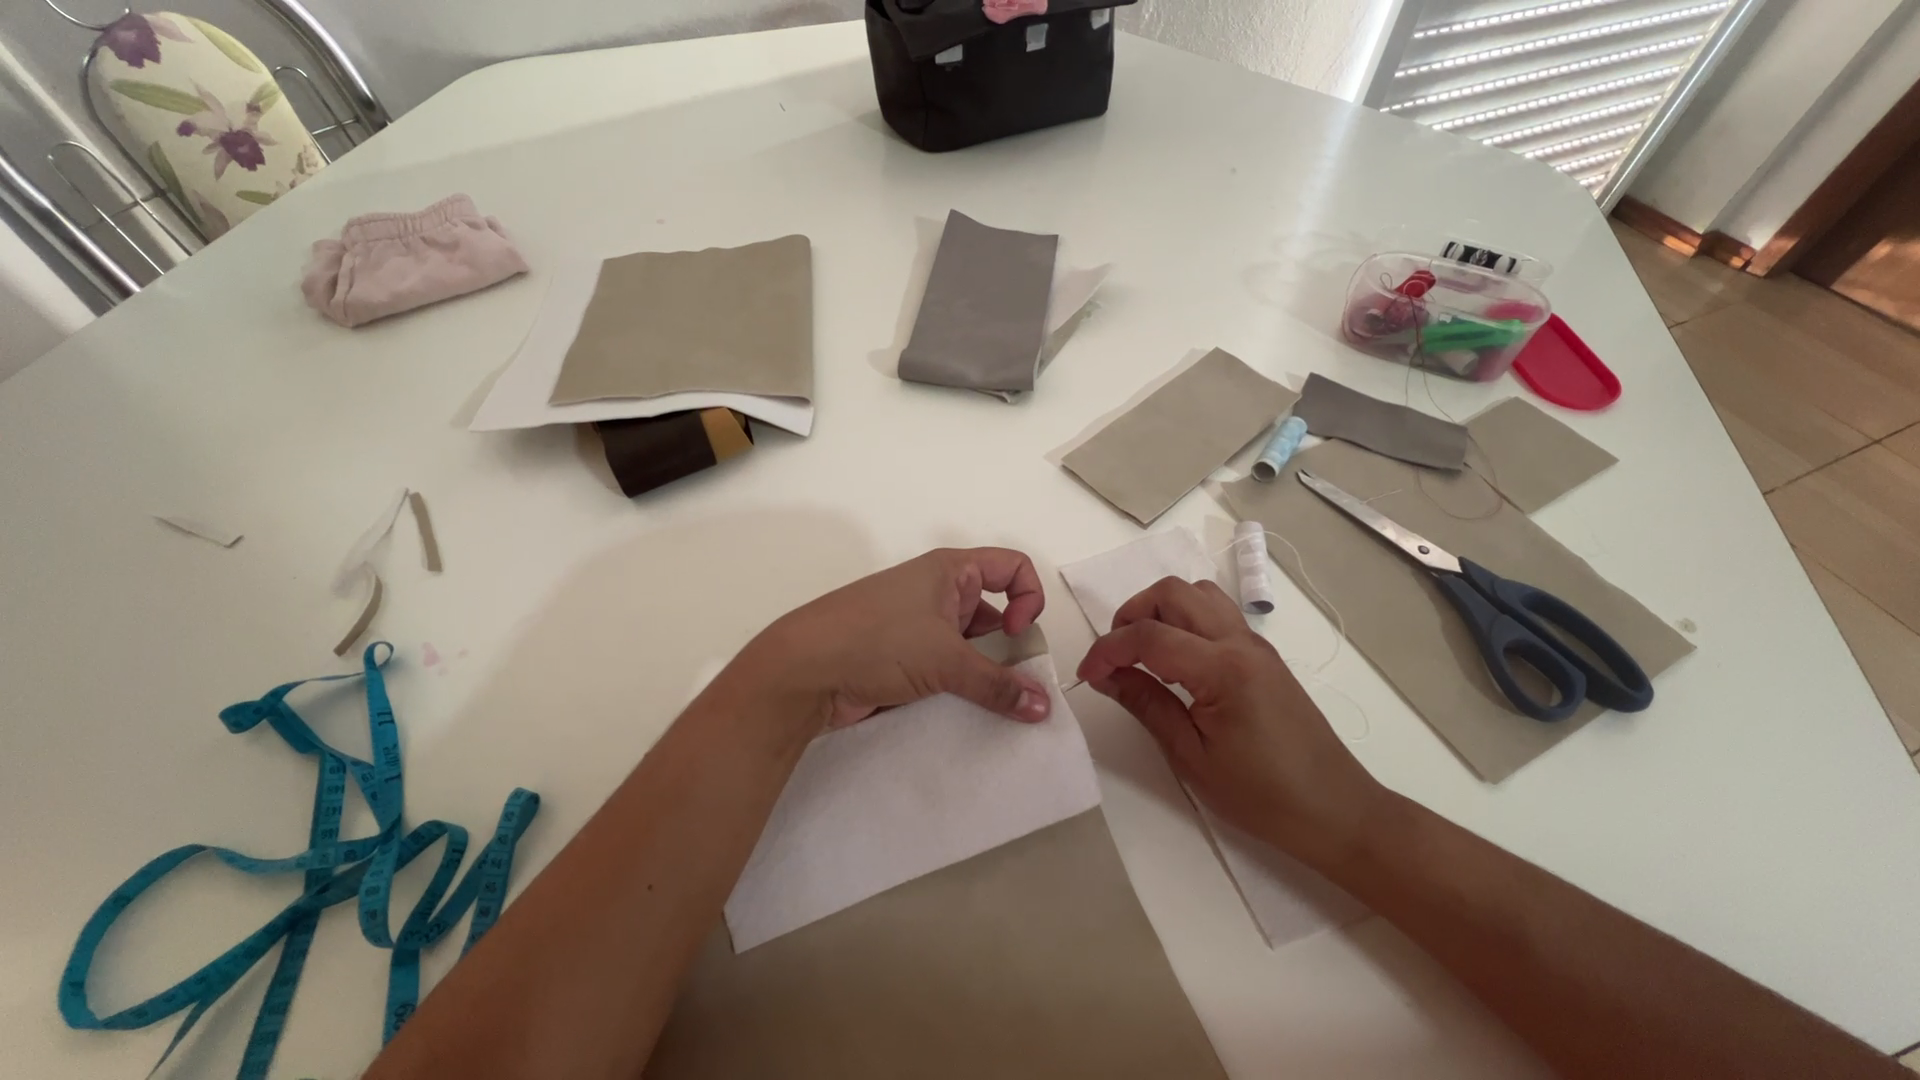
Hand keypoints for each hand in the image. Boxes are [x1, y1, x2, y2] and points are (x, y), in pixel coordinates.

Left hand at [724, 547, 1053, 735]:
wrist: (802, 672)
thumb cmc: (877, 641)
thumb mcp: (945, 660)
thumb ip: (998, 685)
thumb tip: (1042, 706)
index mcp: (950, 571)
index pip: (1012, 567)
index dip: (1028, 597)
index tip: (1016, 635)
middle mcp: (937, 593)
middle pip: (995, 612)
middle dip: (1009, 647)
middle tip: (1017, 686)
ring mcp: (918, 628)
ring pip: (969, 647)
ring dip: (984, 674)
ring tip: (995, 707)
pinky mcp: (902, 659)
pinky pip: (945, 670)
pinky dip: (960, 689)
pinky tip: (966, 715)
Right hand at [1077, 577, 1383, 864]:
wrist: (1335, 810)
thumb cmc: (1261, 795)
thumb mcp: (1191, 757)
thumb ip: (1146, 705)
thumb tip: (1106, 675)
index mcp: (1223, 669)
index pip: (1149, 636)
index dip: (1107, 650)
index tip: (1086, 675)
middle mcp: (1240, 642)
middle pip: (1173, 593)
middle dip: (1132, 614)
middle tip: (1115, 657)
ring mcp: (1256, 645)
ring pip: (1198, 594)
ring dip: (1161, 610)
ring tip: (1142, 653)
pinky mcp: (1263, 656)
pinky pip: (1217, 614)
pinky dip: (1185, 620)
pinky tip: (1175, 661)